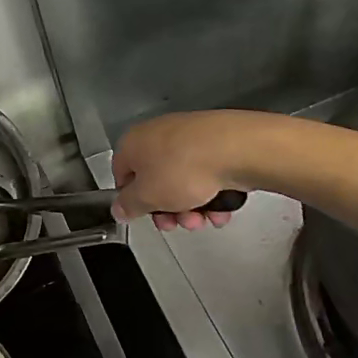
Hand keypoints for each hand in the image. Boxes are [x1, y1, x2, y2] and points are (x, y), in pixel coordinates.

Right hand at [111, 111, 254, 230]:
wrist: (238, 148)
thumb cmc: (184, 169)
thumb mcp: (147, 197)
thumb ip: (128, 206)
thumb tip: (119, 208)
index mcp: (132, 142)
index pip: (121, 175)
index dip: (132, 200)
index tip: (145, 216)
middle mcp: (157, 134)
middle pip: (155, 180)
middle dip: (167, 208)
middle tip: (179, 223)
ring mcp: (187, 136)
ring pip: (182, 179)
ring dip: (191, 205)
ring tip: (205, 217)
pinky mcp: (215, 141)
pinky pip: (206, 172)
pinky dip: (212, 191)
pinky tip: (222, 207)